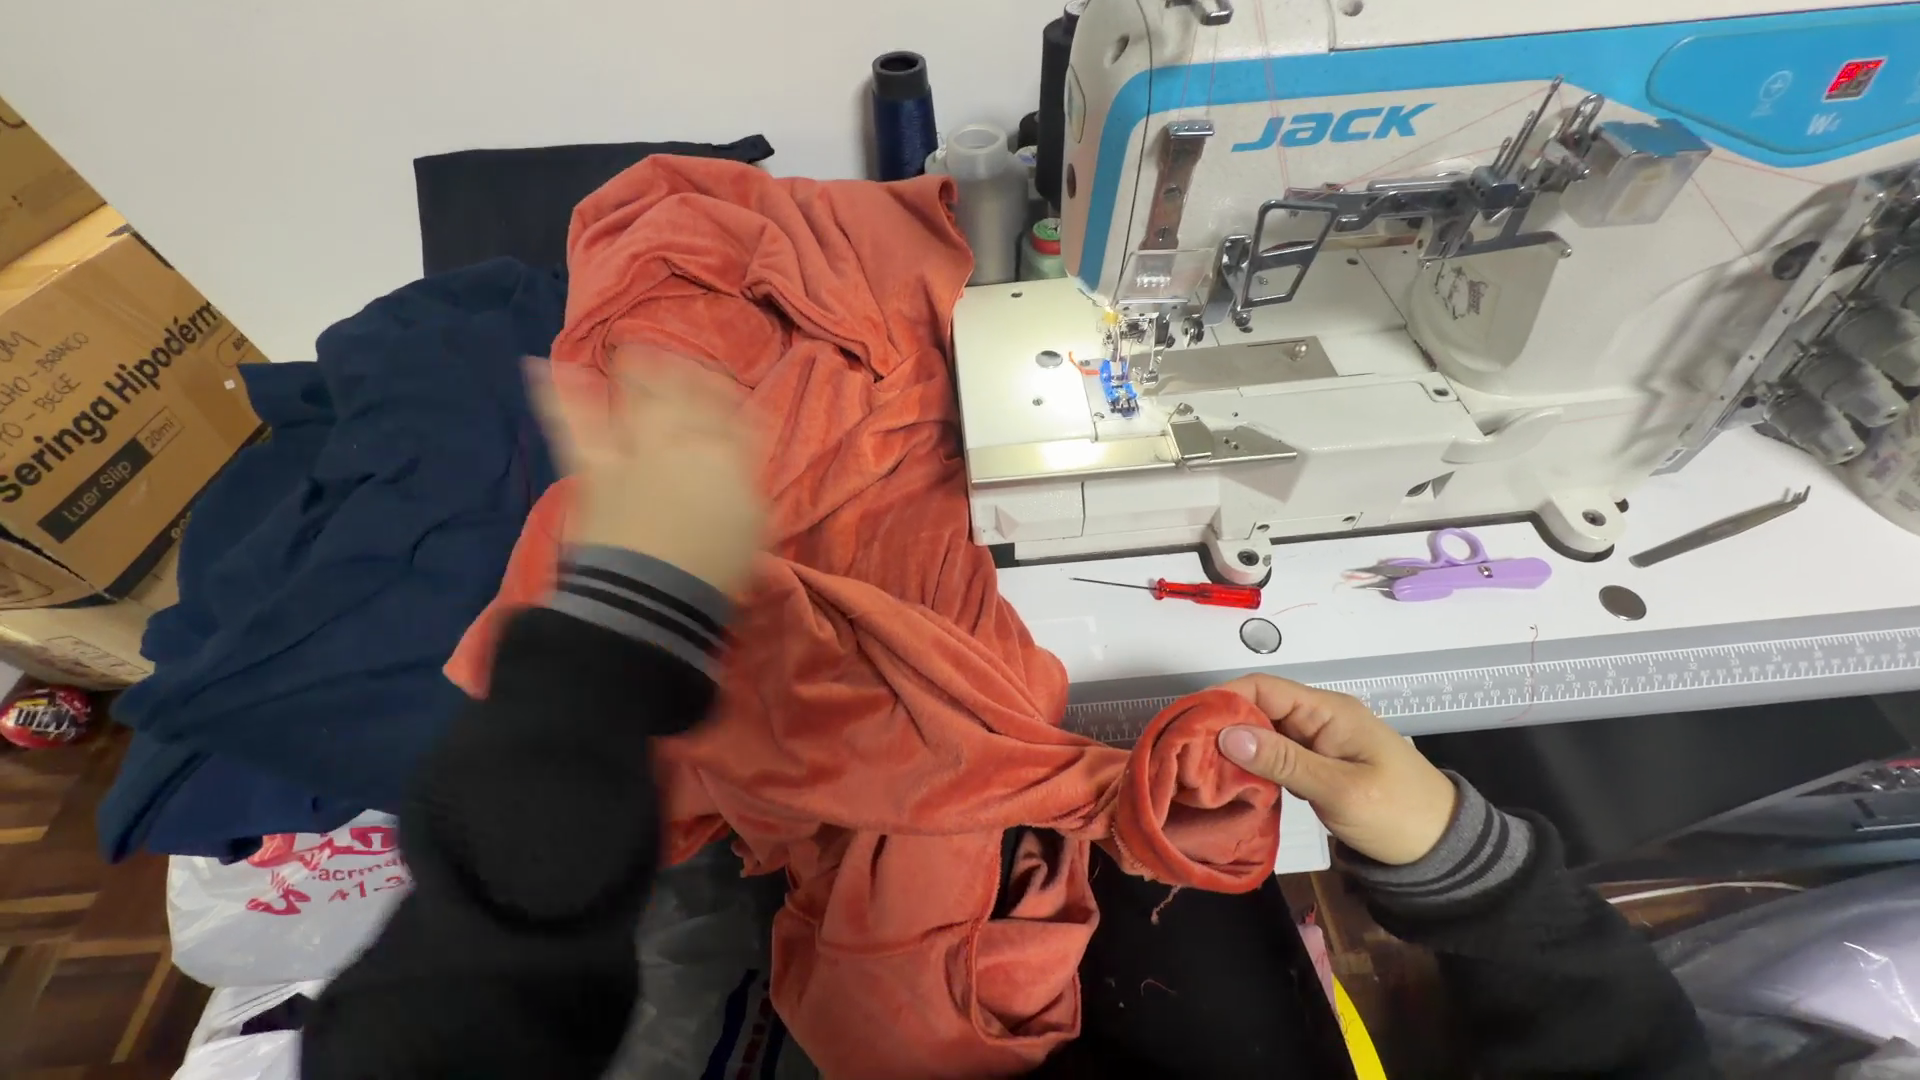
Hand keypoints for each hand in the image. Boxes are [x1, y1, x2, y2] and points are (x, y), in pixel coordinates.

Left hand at [528, 344, 766, 593]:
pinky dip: (556, 396)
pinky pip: (571, 424)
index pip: (733, 414)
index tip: (734, 396)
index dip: (731, 399)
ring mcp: (636, 449)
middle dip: (691, 376)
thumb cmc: (716, 568)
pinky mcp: (594, 465)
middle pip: (688, 395)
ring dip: (639, 372)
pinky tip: (538, 367)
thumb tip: (739, 462)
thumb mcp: (754, 526)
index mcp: (728, 456)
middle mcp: (684, 440)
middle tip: (690, 366)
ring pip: (638, 398)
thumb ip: (748, 485)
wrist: (654, 593)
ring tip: (635, 352)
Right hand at [1214, 675, 1456, 864]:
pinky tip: (1228, 779)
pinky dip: (1249, 764)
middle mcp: (1319, 718)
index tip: (1190, 725)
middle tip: (1186, 751)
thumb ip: (1283, 760)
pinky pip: (1272, 754)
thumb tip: (1225, 733)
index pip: (1264, 688)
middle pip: (1258, 706)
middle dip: (1221, 722)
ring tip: (1198, 766)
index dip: (1224, 699)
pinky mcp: (1314, 764)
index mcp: (1329, 711)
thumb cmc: (1399, 816)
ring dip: (1232, 745)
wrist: (1444, 855)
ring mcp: (1317, 741)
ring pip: (1262, 731)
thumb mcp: (1339, 790)